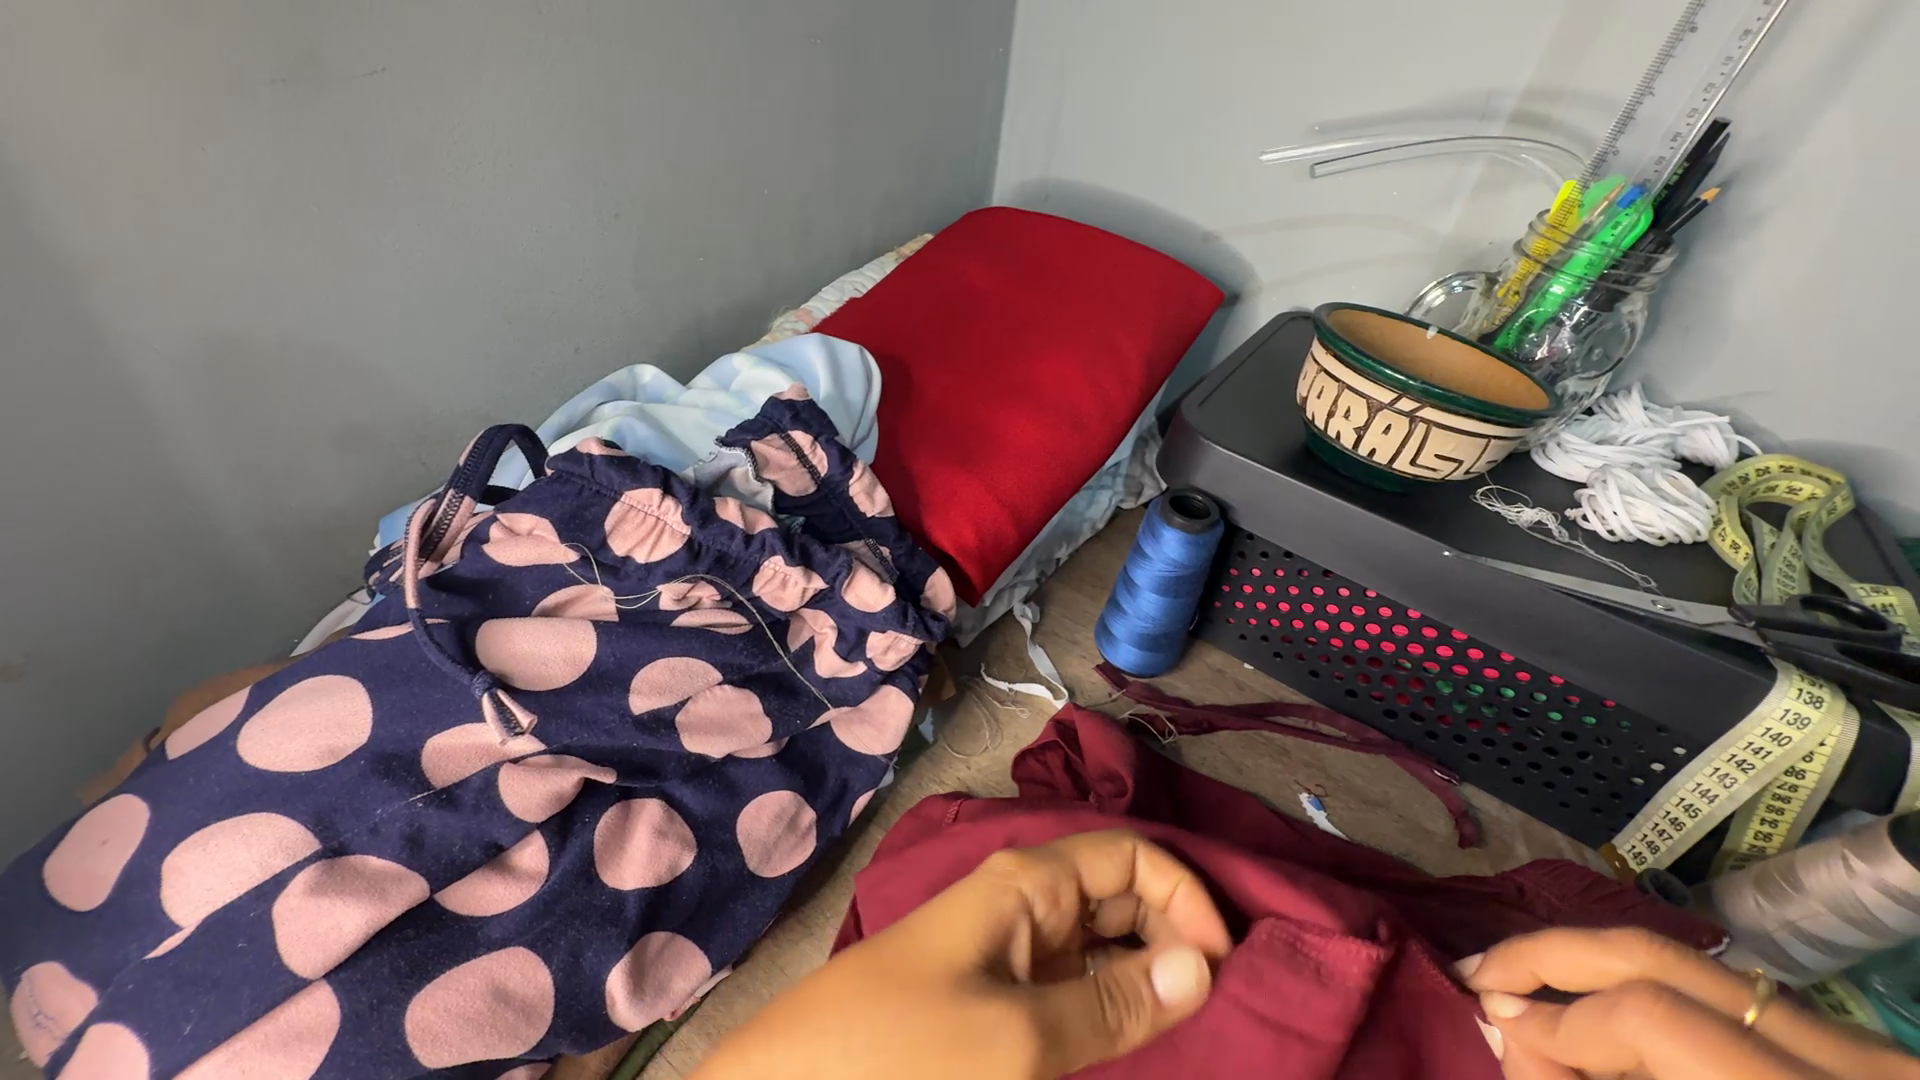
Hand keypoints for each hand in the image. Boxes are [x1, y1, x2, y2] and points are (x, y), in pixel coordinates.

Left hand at [693, 830, 1232, 1079]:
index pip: (1130, 855)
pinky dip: (1110, 1006)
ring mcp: (1010, 950)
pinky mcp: (995, 997)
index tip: (1226, 968)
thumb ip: (1112, 1002)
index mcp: (1029, 882)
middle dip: (1174, 934)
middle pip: (1121, 893)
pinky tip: (1136, 1043)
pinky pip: (1072, 986)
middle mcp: (1025, 901)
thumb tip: (1204, 964)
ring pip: (1101, 943)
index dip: (1185, 896)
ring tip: (1197, 1032)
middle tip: (1227, 1009)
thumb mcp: (1017, 1038)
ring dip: (1147, 975)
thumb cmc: (903, 1054)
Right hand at [1456, 927, 1917, 1078]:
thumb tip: (1514, 1033)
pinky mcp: (1857, 1049)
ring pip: (1684, 961)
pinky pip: (1717, 993)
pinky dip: (1637, 991)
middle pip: (1657, 956)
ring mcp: (1863, 1050)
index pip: (1654, 1018)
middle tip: (1478, 972)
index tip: (1494, 1028)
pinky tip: (1594, 1008)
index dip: (1558, 1020)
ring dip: (1584, 965)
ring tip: (1518, 979)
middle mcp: (1852, 1064)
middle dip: (1548, 957)